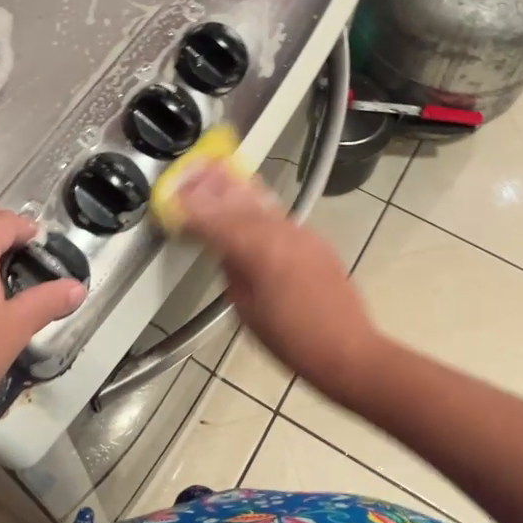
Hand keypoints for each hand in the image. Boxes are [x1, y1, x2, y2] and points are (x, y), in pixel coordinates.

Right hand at [174, 164, 393, 401]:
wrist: (347, 349)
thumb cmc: (291, 340)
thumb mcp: (246, 310)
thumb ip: (234, 272)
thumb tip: (227, 252)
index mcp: (257, 251)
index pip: (215, 222)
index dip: (192, 209)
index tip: (175, 199)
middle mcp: (279, 233)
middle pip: (238, 204)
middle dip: (212, 190)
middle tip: (192, 174)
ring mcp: (300, 234)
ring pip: (261, 204)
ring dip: (236, 190)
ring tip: (217, 173)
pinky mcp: (315, 241)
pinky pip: (279, 216)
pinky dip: (259, 206)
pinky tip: (250, 203)